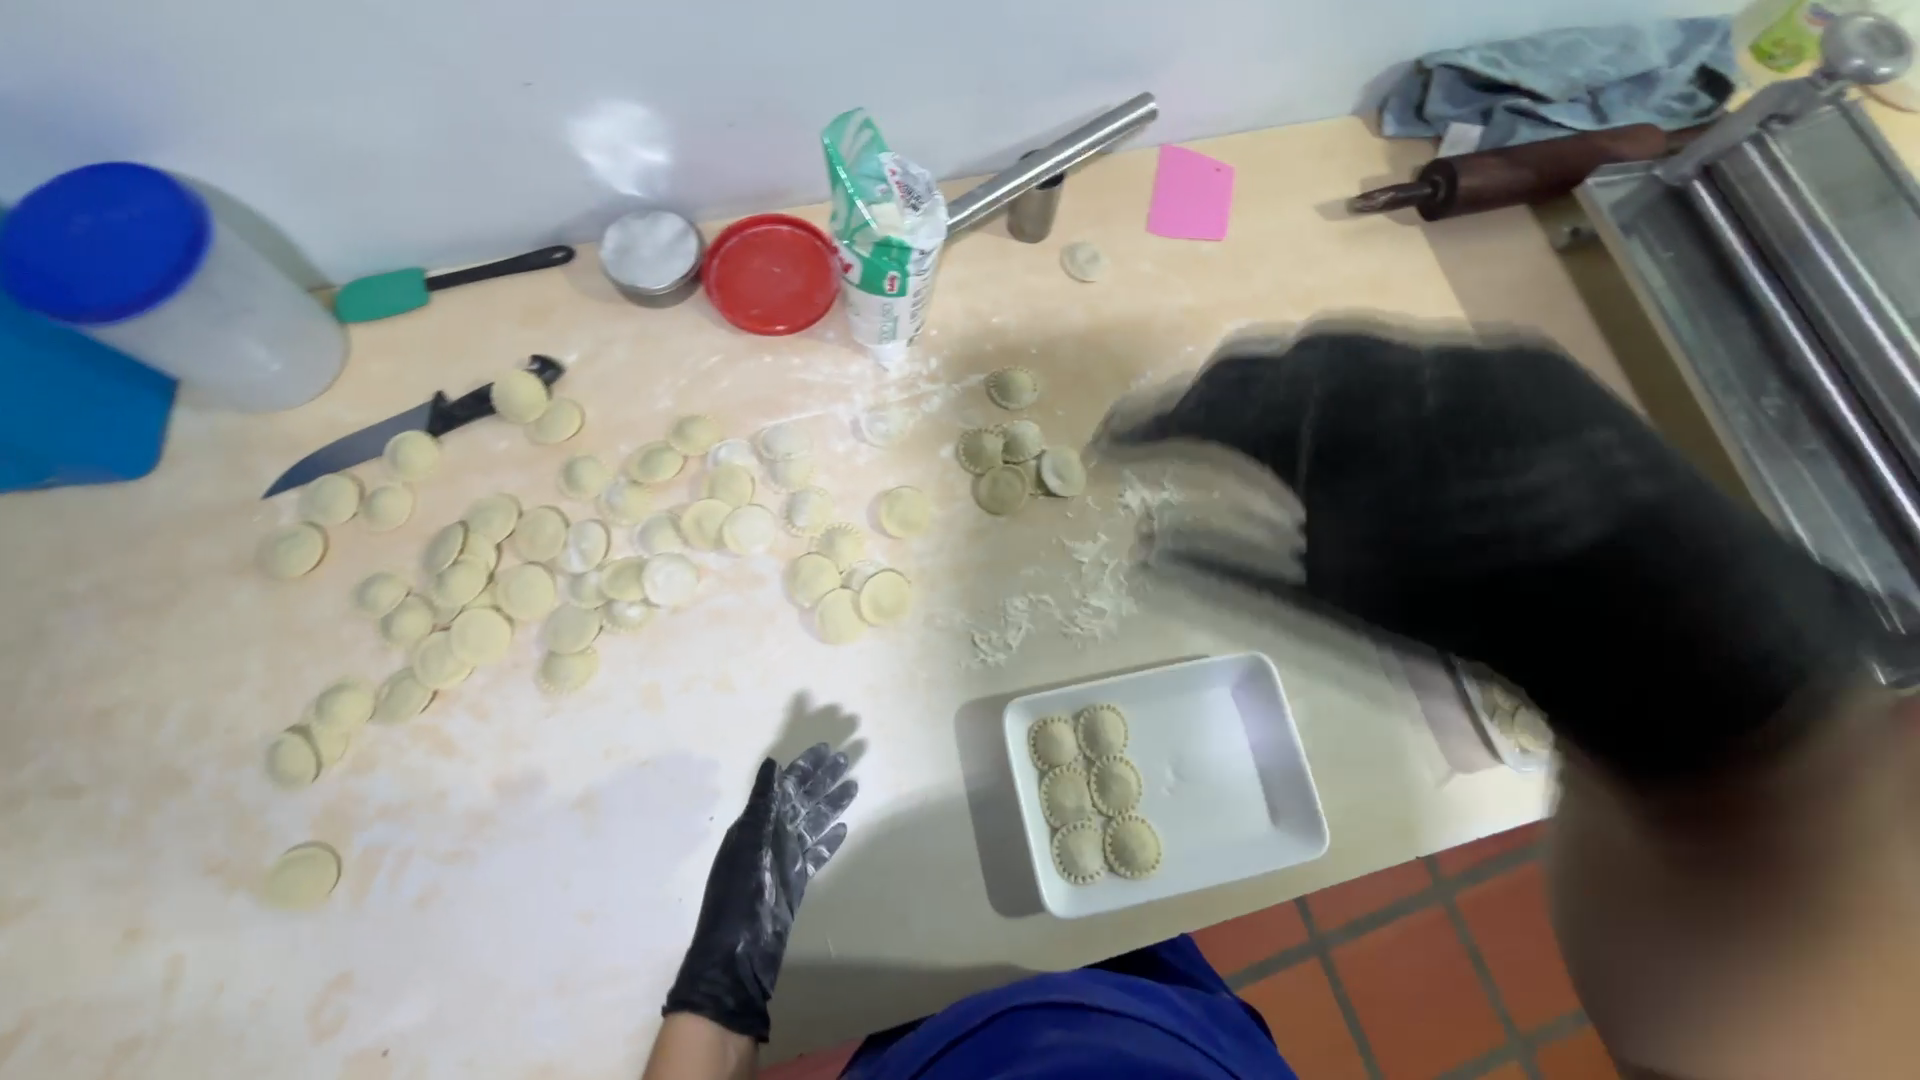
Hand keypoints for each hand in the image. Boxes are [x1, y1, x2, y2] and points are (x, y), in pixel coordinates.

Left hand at [663, 743, 855, 1040]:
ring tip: (853, 785)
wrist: (736, 953)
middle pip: (803, 800)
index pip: (786, 785)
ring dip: (832, 804)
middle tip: (848, 757)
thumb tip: (773, 764)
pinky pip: (816, 854)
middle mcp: (771, 836)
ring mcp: (784, 859)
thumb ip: (762, 804)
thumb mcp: (748, 842)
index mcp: (756, 823)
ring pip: (813, 823)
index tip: (827, 747)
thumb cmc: (738, 894)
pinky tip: (844, 828)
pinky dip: (829, 840)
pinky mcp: (795, 882)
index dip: (806, 765)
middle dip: (824, 779)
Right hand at [1105, 325, 1881, 783]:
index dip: (1150, 426)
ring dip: (1280, 385)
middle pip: (1263, 362)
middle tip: (1178, 431)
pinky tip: (1354, 422)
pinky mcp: (1512, 358)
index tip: (1110, 447)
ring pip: (1332, 350)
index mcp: (1333, 437)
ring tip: (1259, 423)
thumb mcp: (1331, 605)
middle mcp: (1386, 373)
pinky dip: (1351, 384)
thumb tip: (1143, 549)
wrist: (1654, 614)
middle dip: (1209, 396)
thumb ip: (1230, 565)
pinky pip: (1399, 355)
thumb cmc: (1470, 623)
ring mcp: (1455, 356)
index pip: (1208, 409)